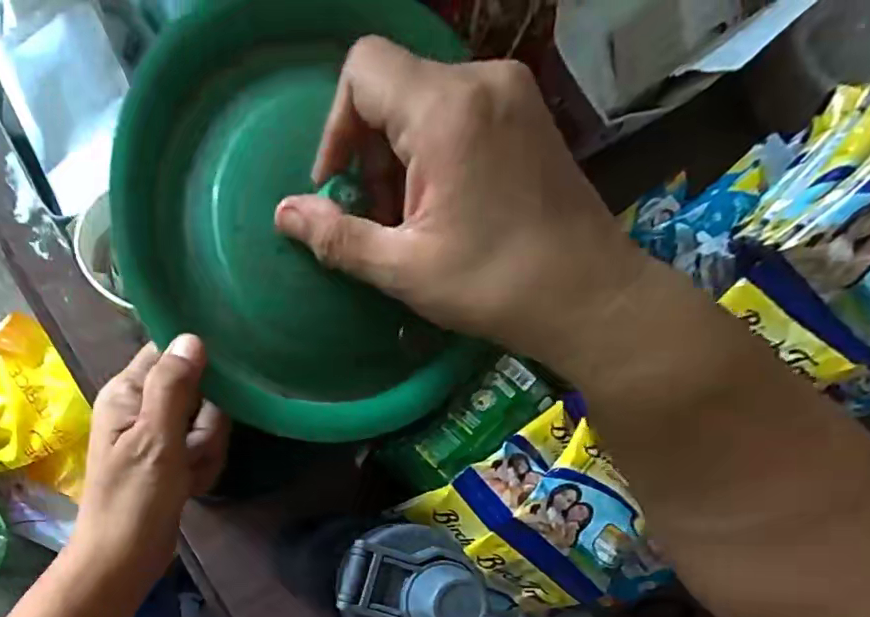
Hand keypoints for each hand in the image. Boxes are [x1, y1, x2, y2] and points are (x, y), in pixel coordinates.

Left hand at [73, 335, 229, 577]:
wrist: (124, 559)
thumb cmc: (133, 499)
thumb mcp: (154, 438)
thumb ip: (173, 386)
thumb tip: (192, 337)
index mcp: (127, 391)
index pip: (169, 354)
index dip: (195, 370)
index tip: (208, 395)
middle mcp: (142, 408)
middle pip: (198, 391)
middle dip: (205, 425)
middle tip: (187, 452)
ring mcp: (158, 437)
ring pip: (207, 424)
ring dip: (205, 453)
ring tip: (185, 478)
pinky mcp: (173, 462)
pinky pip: (204, 451)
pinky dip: (202, 470)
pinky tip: (189, 489)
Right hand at [273, 37, 652, 367]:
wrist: (586, 294)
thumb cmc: (492, 284)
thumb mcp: (402, 268)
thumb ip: (337, 235)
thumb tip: (282, 213)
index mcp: (447, 112)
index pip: (362, 69)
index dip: (335, 127)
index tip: (339, 187)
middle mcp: (481, 81)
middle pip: (391, 86)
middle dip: (369, 152)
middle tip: (380, 218)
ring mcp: (510, 93)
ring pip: (422, 101)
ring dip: (398, 158)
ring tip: (412, 221)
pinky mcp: (525, 113)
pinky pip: (456, 112)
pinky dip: (432, 153)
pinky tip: (442, 207)